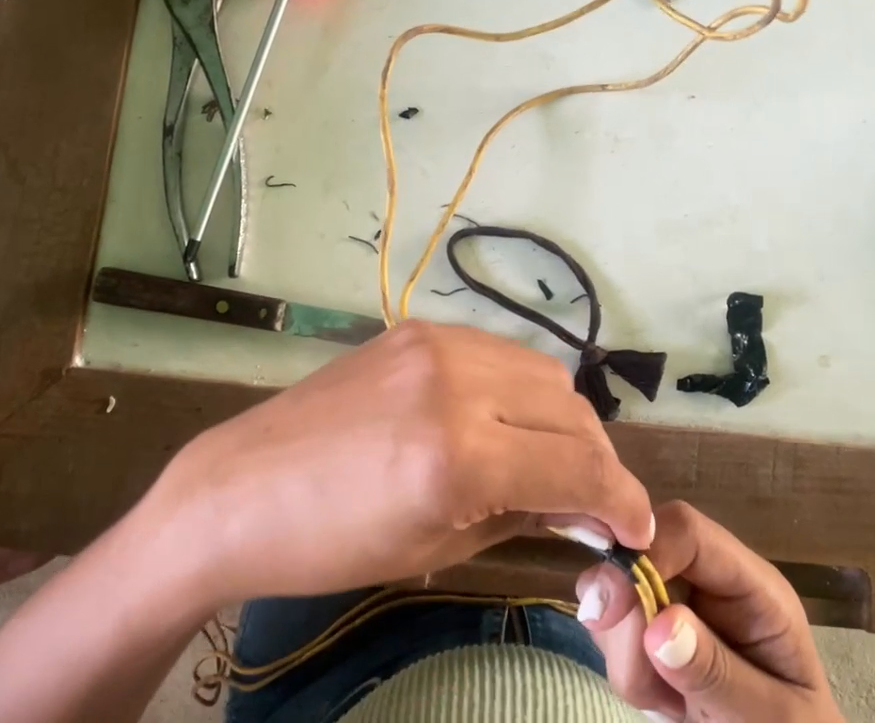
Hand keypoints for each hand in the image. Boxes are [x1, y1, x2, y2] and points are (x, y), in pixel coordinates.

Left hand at [135, 320, 655, 608]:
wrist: (239, 489)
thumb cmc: (330, 544)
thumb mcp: (438, 545)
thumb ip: (525, 511)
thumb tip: (585, 503)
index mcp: (459, 455)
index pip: (579, 467)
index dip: (622, 502)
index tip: (636, 528)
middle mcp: (457, 382)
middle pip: (572, 410)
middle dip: (597, 460)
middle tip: (593, 500)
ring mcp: (435, 344)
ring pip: (543, 371)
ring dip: (562, 418)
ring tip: (547, 458)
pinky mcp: (416, 329)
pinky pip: (498, 353)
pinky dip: (518, 387)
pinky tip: (502, 418)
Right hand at [575, 501, 842, 721]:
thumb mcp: (770, 716)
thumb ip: (716, 673)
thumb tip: (658, 624)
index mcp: (752, 584)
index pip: (687, 531)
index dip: (643, 554)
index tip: (609, 611)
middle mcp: (710, 580)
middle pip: (640, 556)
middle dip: (627, 619)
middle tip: (646, 687)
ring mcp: (679, 600)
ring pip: (617, 592)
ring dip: (625, 654)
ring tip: (668, 705)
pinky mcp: (654, 625)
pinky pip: (612, 625)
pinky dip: (621, 665)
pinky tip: (660, 697)